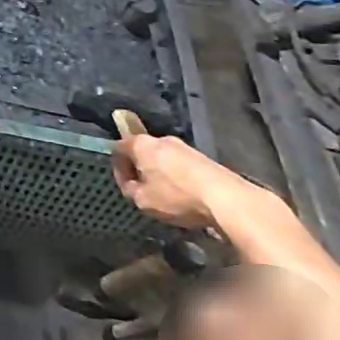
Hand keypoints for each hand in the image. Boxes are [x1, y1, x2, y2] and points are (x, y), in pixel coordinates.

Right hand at [113, 134, 244, 228]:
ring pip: (161, 158)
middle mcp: (161, 139)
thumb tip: (133, 185)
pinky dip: (175, 177)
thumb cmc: (176, 195)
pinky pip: (179, 165)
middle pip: (142, 151)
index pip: (118, 148)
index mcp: (142, 144)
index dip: (117, 168)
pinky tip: (183, 196)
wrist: (222, 195)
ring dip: (158, 174)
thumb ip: (131, 190)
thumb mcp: (143, 200)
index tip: (125, 187)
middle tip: (142, 192)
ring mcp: (183, 146)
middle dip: (139, 170)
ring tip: (164, 197)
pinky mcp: (200, 157)